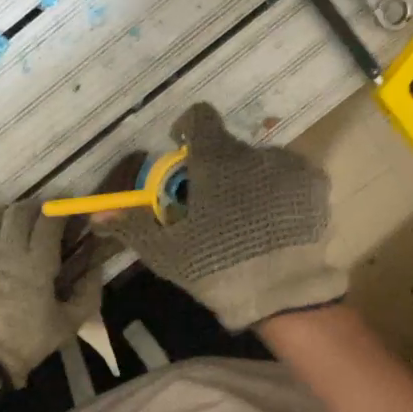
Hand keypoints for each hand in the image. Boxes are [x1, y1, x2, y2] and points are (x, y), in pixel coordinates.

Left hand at [0, 201, 99, 385]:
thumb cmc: (22, 345)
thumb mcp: (67, 325)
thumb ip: (87, 293)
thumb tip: (96, 266)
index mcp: (37, 263)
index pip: (50, 219)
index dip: (60, 208)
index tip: (65, 208)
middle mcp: (6, 248)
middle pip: (20, 210)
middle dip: (33, 208)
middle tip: (37, 217)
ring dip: (2, 213)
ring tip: (5, 224)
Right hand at [101, 103, 344, 330]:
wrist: (283, 293)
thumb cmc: (217, 267)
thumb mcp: (166, 251)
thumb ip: (132, 226)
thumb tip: (96, 215)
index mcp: (216, 159)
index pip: (200, 118)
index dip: (188, 131)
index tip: (183, 152)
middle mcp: (254, 152)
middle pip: (230, 149)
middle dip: (219, 170)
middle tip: (212, 207)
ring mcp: (290, 167)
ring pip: (262, 164)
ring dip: (251, 182)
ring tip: (247, 222)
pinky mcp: (316, 187)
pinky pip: (291, 180)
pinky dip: (279, 195)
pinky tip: (274, 226)